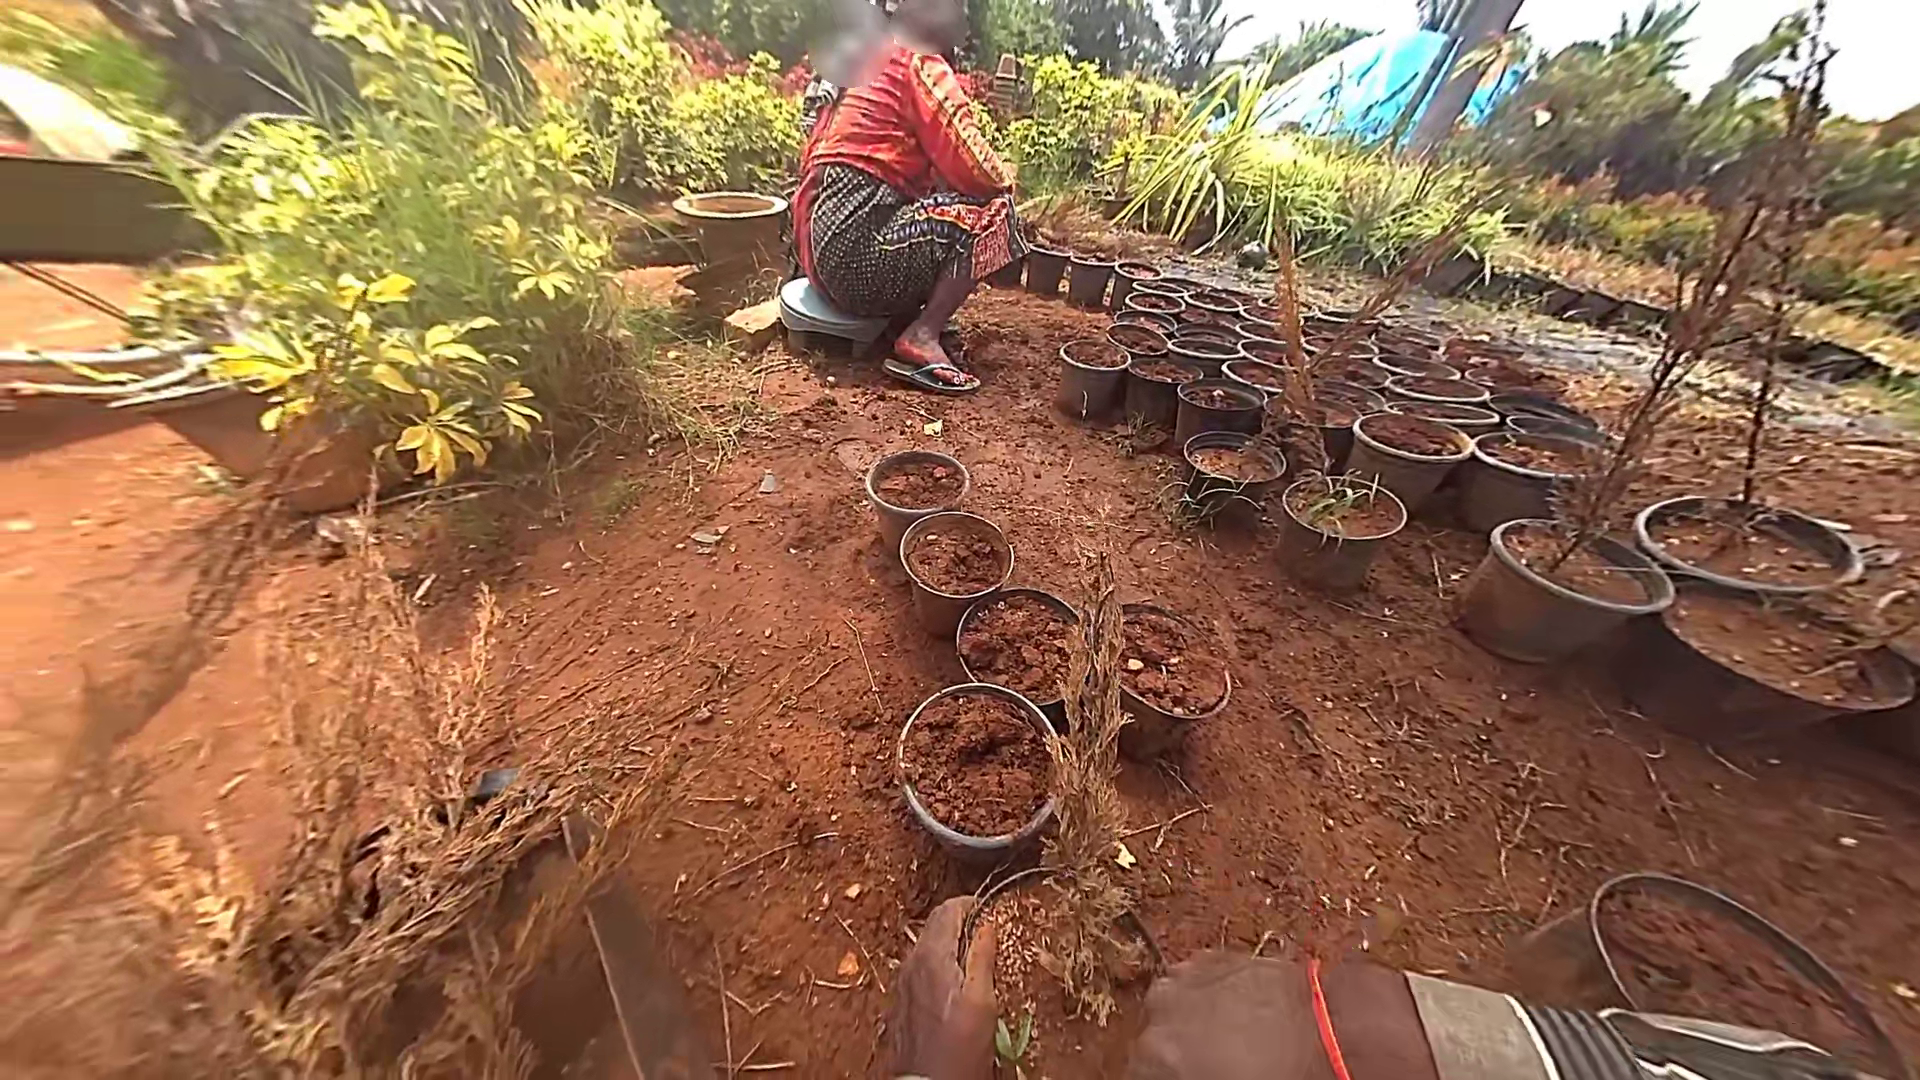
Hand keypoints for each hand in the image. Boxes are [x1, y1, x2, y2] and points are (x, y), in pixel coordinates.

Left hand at [889, 896, 997, 1079]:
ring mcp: (904, 980)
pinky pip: (921, 964)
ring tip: (973, 957)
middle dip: (960, 920)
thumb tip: (988, 923)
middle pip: (936, 922)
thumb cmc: (959, 1050)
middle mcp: (912, 960)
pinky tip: (953, 981)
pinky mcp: (902, 999)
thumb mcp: (981, 1001)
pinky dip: (938, 959)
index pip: (948, 909)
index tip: (988, 911)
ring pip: (927, 943)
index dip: (970, 904)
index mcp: (932, 954)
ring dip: (949, 940)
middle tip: (984, 932)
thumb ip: (982, 957)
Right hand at [1127, 953, 1326, 1079]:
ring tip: (1222, 1054)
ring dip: (1186, 1032)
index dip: (1154, 1079)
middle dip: (1171, 1061)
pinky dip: (1206, 1007)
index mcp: (1158, 1051)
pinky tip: (1237, 1026)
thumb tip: (1188, 1072)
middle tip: (1201, 1073)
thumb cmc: (1285, 1079)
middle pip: (1152, 1042)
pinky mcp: (1208, 958)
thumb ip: (1188, 1076)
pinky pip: (1195, 989)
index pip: (1137, 1073)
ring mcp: (1182, 975)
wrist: (1328, 1027)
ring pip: (1171, 1011)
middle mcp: (1159, 1006)